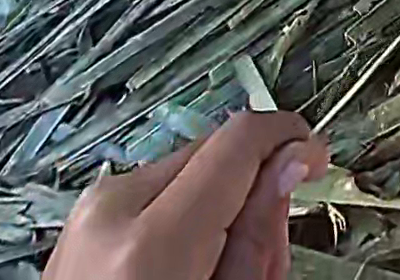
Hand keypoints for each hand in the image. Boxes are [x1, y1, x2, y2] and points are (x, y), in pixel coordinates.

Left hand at [42, 111, 328, 279]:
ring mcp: (91, 210)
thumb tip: (292, 159)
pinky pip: (162, 185)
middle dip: (257, 179)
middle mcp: (113, 209)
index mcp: (149, 245)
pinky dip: (192, 208)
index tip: (315, 159)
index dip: (288, 138)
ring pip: (193, 163)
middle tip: (270, 244)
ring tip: (228, 261)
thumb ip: (257, 236)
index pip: (239, 139)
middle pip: (218, 148)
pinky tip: (194, 258)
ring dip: (225, 195)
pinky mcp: (84, 217)